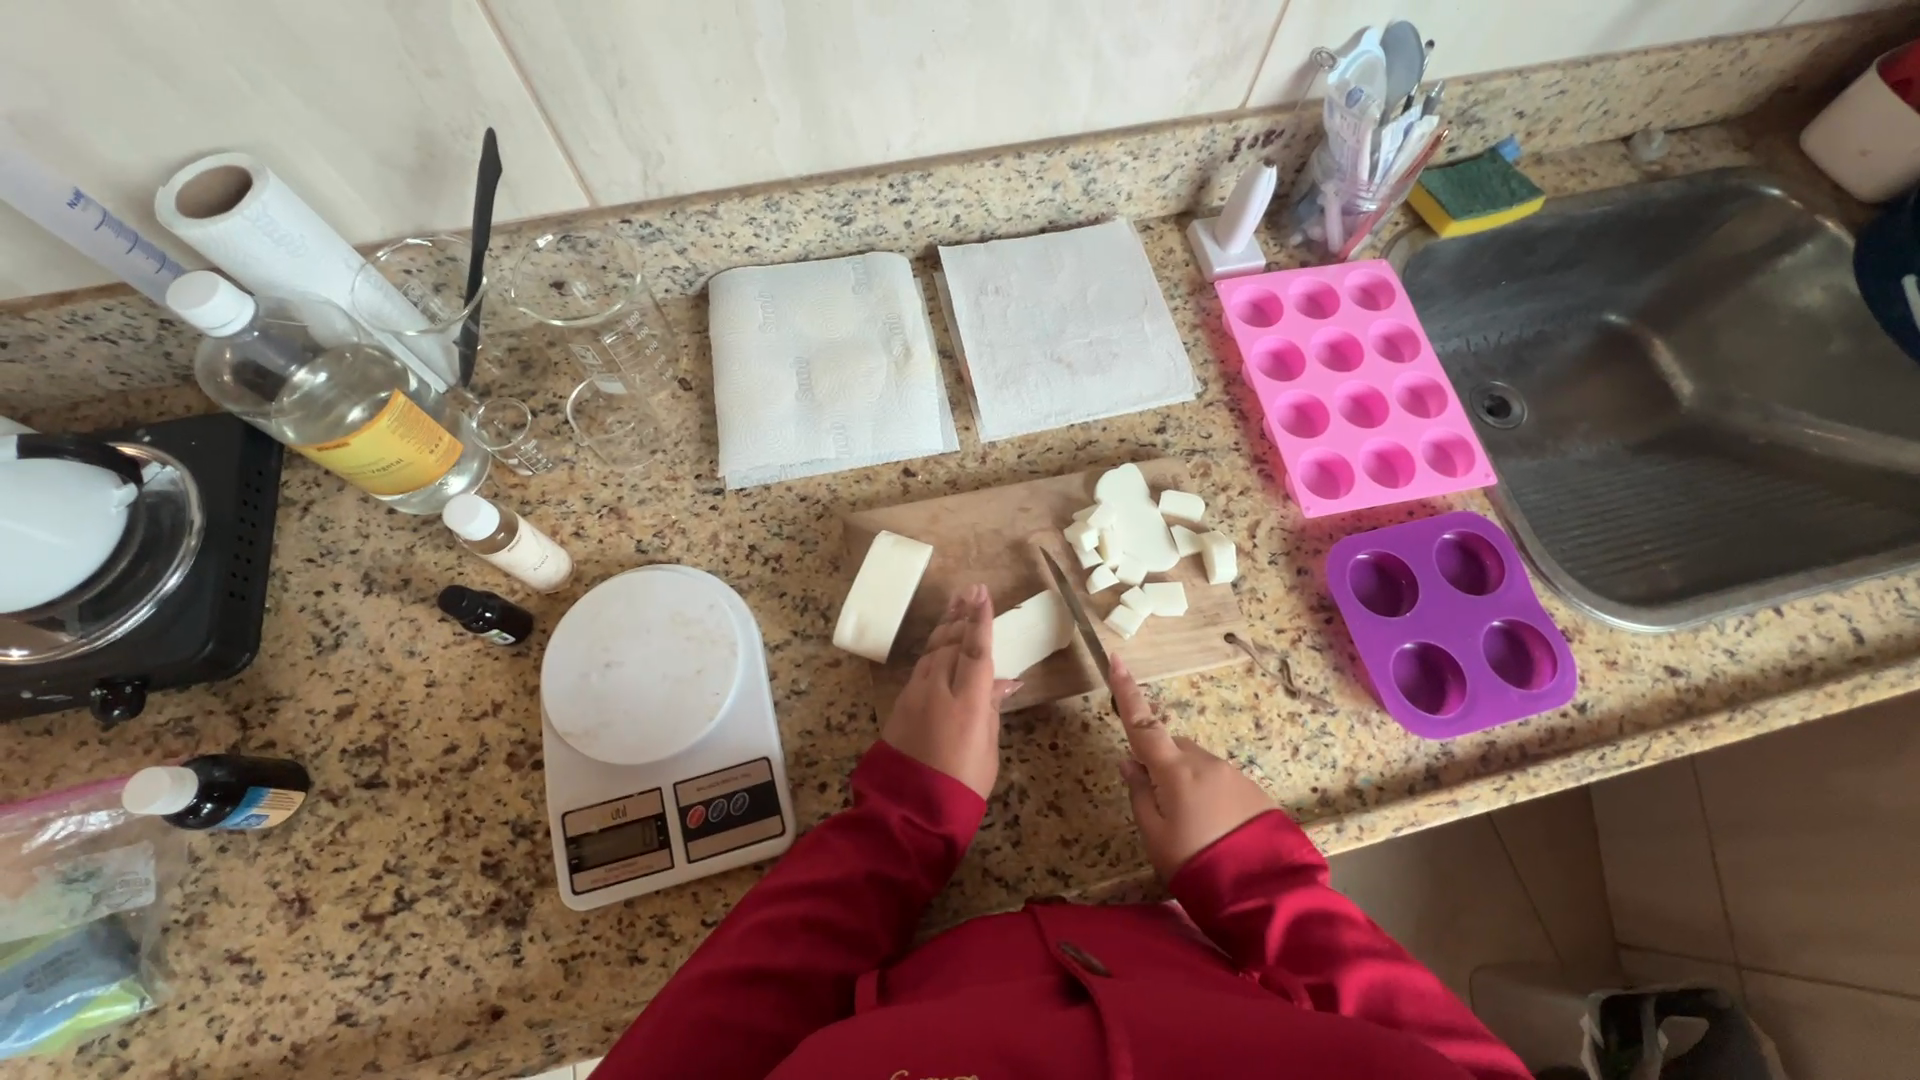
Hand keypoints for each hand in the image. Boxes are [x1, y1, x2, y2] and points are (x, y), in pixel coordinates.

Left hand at [880, 584, 1020, 798]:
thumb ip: (992, 709)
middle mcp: (939, 690)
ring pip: (932, 650)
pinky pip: (921, 665)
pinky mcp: (902, 702)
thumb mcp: (988, 748)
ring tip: (955, 605)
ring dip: (945, 626)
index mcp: (968, 702)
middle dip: (961, 615)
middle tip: (969, 591)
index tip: (982, 593)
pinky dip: (933, 648)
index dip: (980, 620)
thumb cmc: (962, 785)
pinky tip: (939, 641)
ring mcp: (916, 694)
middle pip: (950, 642)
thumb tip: (1004, 682)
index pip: (976, 650)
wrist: (911, 808)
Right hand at [1112, 655, 1274, 879]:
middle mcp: (1205, 762)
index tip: (1117, 660)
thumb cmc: (1195, 863)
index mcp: (1174, 770)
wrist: (1261, 892)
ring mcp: (1233, 774)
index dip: (1126, 691)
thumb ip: (1138, 793)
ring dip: (1187, 781)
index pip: (1143, 723)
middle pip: (1172, 748)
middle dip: (1161, 763)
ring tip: (1192, 827)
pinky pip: (1220, 781)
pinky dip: (1210, 794)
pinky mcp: (1254, 790)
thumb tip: (1129, 761)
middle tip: (1159, 804)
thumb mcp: (1153, 834)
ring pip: (1197, 765)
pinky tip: (1215, 828)